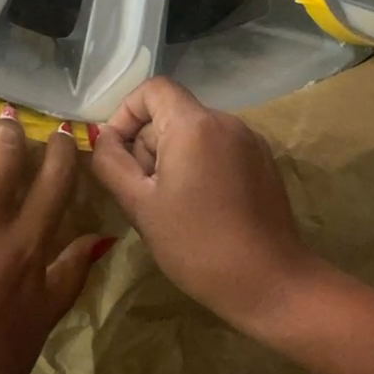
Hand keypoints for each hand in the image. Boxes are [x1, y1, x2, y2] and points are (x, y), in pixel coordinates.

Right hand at [89, 78, 314, 328]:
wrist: (270, 284)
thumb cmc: (196, 244)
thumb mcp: (139, 205)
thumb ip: (111, 163)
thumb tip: (103, 139)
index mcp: (194, 125)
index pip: (152, 89)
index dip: (126, 113)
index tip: (117, 153)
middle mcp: (226, 121)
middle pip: (171, 114)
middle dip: (148, 145)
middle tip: (143, 193)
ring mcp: (250, 140)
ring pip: (194, 133)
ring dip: (172, 158)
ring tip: (171, 205)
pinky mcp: (264, 162)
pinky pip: (218, 149)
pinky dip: (200, 166)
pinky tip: (201, 208)